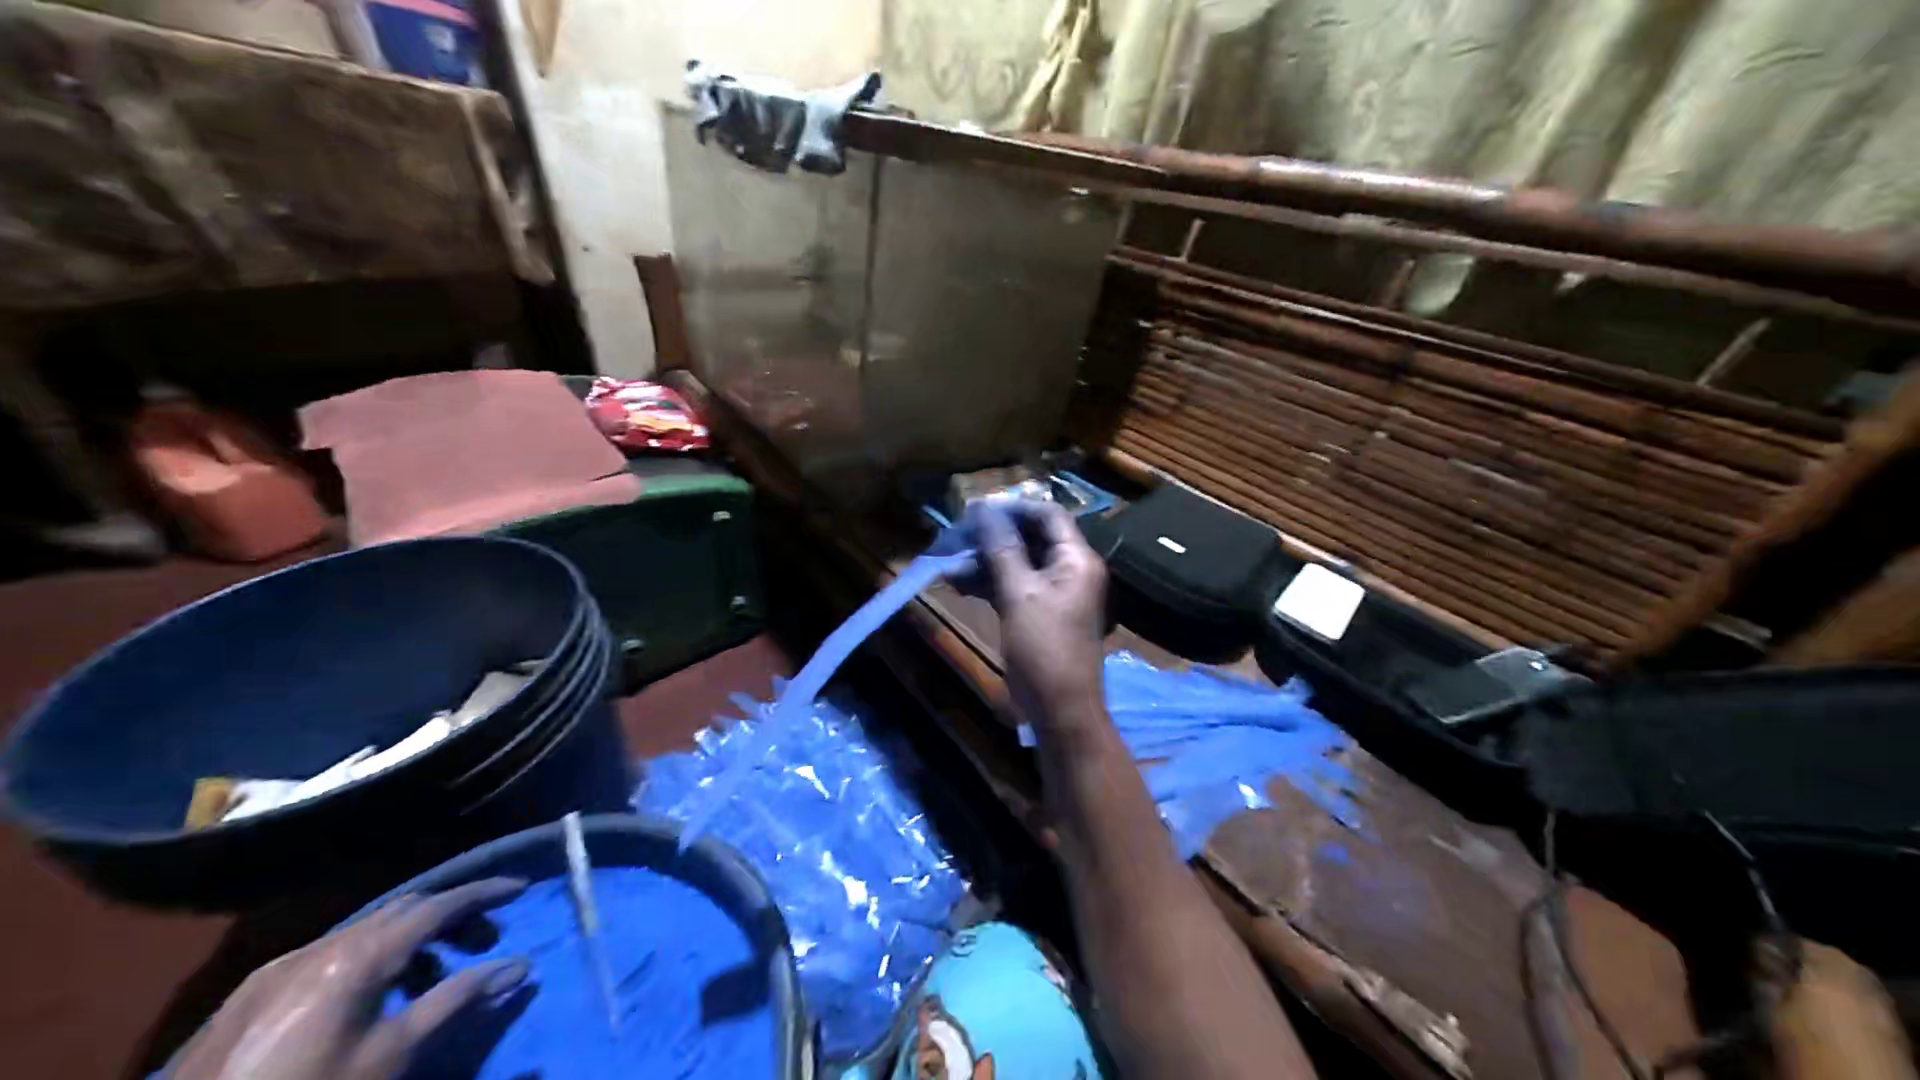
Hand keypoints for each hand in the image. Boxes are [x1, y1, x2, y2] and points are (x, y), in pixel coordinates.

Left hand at [170, 878, 529, 1079]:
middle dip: (451, 916)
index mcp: (359, 954)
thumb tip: (520, 965)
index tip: (521, 888)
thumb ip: (458, 1000)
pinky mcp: (249, 996)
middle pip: (404, 909)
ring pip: (365, 930)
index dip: (484, 892)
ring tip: (429, 978)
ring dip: (410, 939)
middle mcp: (321, 945)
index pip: (439, 905)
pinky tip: (369, 997)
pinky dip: (369, 958)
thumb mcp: (393, 1054)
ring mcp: (278, 968)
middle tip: (485, 940)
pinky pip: (328, 954)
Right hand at [977, 501, 1107, 729]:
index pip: (1048, 515)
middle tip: (957, 535)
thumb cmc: (1043, 648)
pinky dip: (988, 583)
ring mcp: (1054, 592)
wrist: (1059, 708)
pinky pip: (1012, 586)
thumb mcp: (1019, 593)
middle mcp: (1069, 570)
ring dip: (984, 561)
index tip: (976, 509)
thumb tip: (983, 509)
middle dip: (992, 536)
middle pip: (1030, 538)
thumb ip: (1001, 548)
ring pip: (1016, 563)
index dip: (1013, 508)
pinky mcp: (1038, 612)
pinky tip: (957, 584)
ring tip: (948, 563)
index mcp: (1076, 559)